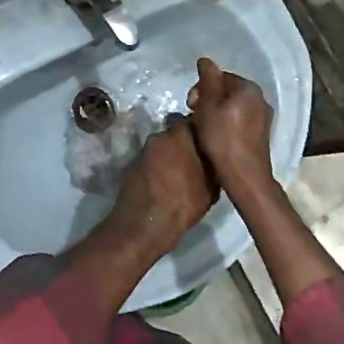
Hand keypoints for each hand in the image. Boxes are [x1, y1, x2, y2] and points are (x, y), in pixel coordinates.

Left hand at [106, 118, 216, 258]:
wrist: (146, 223)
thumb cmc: (184, 202)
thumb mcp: (211, 186)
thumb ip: (212, 163)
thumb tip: (213, 155)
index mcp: (179, 135)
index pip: (189, 120)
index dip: (197, 130)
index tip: (204, 143)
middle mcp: (158, 137)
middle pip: (172, 134)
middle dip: (181, 144)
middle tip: (191, 162)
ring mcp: (142, 151)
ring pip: (159, 148)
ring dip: (167, 157)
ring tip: (176, 176)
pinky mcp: (130, 165)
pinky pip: (148, 162)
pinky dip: (154, 169)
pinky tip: (160, 185)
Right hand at [186, 58, 274, 198]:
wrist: (244, 175)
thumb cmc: (222, 137)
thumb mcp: (208, 104)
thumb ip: (207, 79)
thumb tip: (206, 60)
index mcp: (249, 88)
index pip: (219, 77)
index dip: (200, 89)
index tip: (190, 105)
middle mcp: (261, 99)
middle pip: (226, 92)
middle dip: (208, 101)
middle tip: (194, 116)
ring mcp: (264, 118)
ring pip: (232, 108)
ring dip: (215, 113)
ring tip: (203, 128)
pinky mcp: (261, 135)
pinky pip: (239, 121)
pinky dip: (226, 125)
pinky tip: (216, 138)